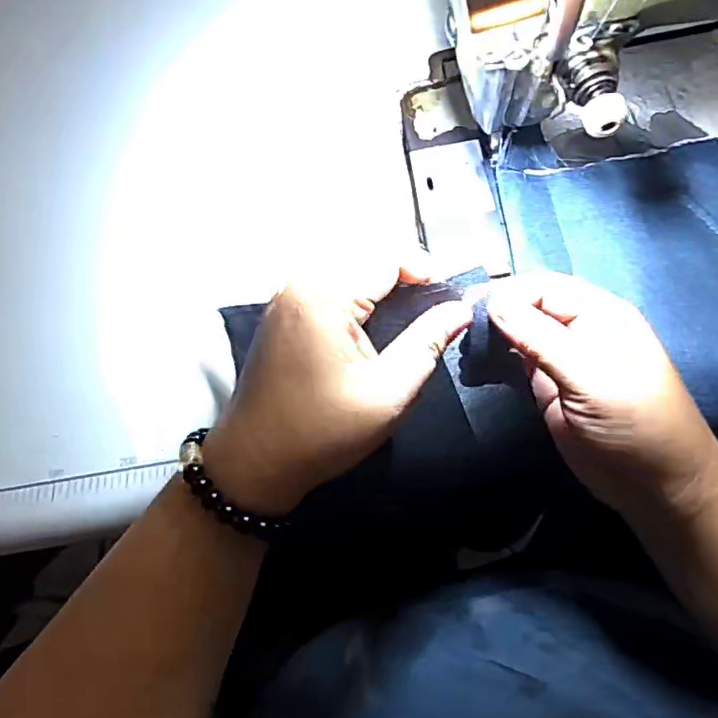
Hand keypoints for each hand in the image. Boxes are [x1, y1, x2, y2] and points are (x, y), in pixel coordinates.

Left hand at [205, 257, 471, 515]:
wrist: (255, 462)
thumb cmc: (323, 432)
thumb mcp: (390, 392)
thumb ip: (429, 342)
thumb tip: (461, 308)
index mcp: (323, 295)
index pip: (388, 256)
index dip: (426, 272)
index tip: (451, 301)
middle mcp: (300, 283)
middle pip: (368, 256)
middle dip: (406, 275)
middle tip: (434, 310)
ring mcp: (286, 295)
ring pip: (350, 267)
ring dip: (383, 283)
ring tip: (411, 316)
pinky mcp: (283, 311)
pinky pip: (331, 284)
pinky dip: (359, 294)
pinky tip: (376, 322)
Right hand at [486, 273, 717, 519]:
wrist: (655, 483)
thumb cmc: (633, 421)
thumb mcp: (589, 375)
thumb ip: (540, 337)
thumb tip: (494, 302)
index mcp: (600, 313)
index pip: (545, 286)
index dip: (507, 292)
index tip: (466, 306)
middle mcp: (580, 328)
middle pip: (531, 305)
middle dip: (496, 310)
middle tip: (457, 323)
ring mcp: (564, 358)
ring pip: (521, 331)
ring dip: (494, 333)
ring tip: (462, 340)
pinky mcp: (550, 386)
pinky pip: (520, 360)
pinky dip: (498, 357)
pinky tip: (477, 359)